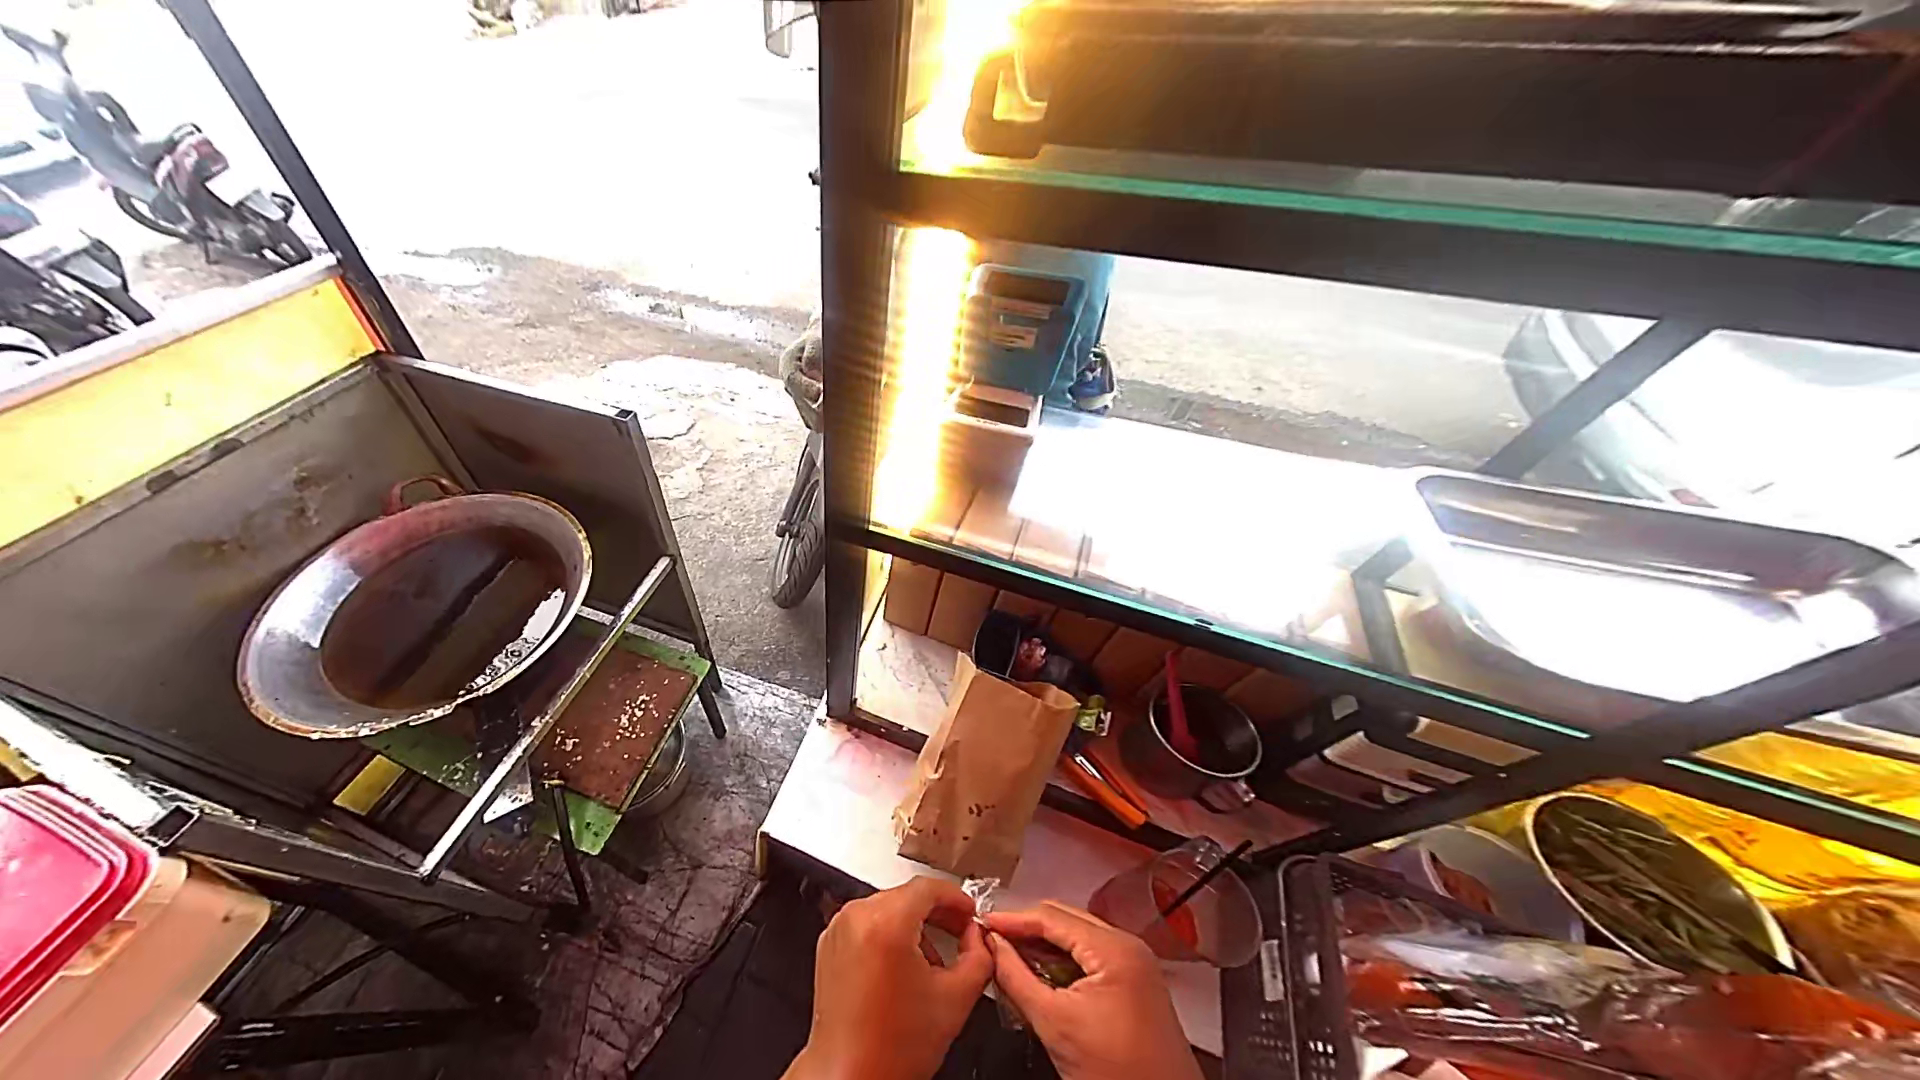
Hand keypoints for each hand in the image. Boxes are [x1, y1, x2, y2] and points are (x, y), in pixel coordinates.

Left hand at [786, 877, 992, 1079]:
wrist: (848, 1079)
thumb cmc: (890, 1050)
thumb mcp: (955, 999)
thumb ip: (979, 957)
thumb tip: (979, 938)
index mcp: (886, 923)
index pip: (928, 888)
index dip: (956, 898)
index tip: (969, 912)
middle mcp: (857, 918)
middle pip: (908, 896)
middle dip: (939, 912)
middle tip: (961, 931)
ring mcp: (840, 930)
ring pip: (889, 908)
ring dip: (916, 924)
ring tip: (936, 955)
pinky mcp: (830, 945)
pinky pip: (869, 923)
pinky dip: (891, 933)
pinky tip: (908, 963)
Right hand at [985, 902, 1202, 1079]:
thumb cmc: (1115, 1075)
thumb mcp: (1055, 1025)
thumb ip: (1017, 979)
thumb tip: (992, 946)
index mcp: (1114, 947)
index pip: (1051, 917)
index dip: (1013, 919)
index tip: (983, 924)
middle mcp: (1128, 944)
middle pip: (1065, 921)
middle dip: (1027, 929)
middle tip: (992, 939)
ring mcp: (1134, 962)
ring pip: (1077, 938)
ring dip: (1043, 945)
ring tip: (1008, 955)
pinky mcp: (1134, 981)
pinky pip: (1090, 957)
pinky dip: (1062, 962)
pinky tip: (1038, 973)